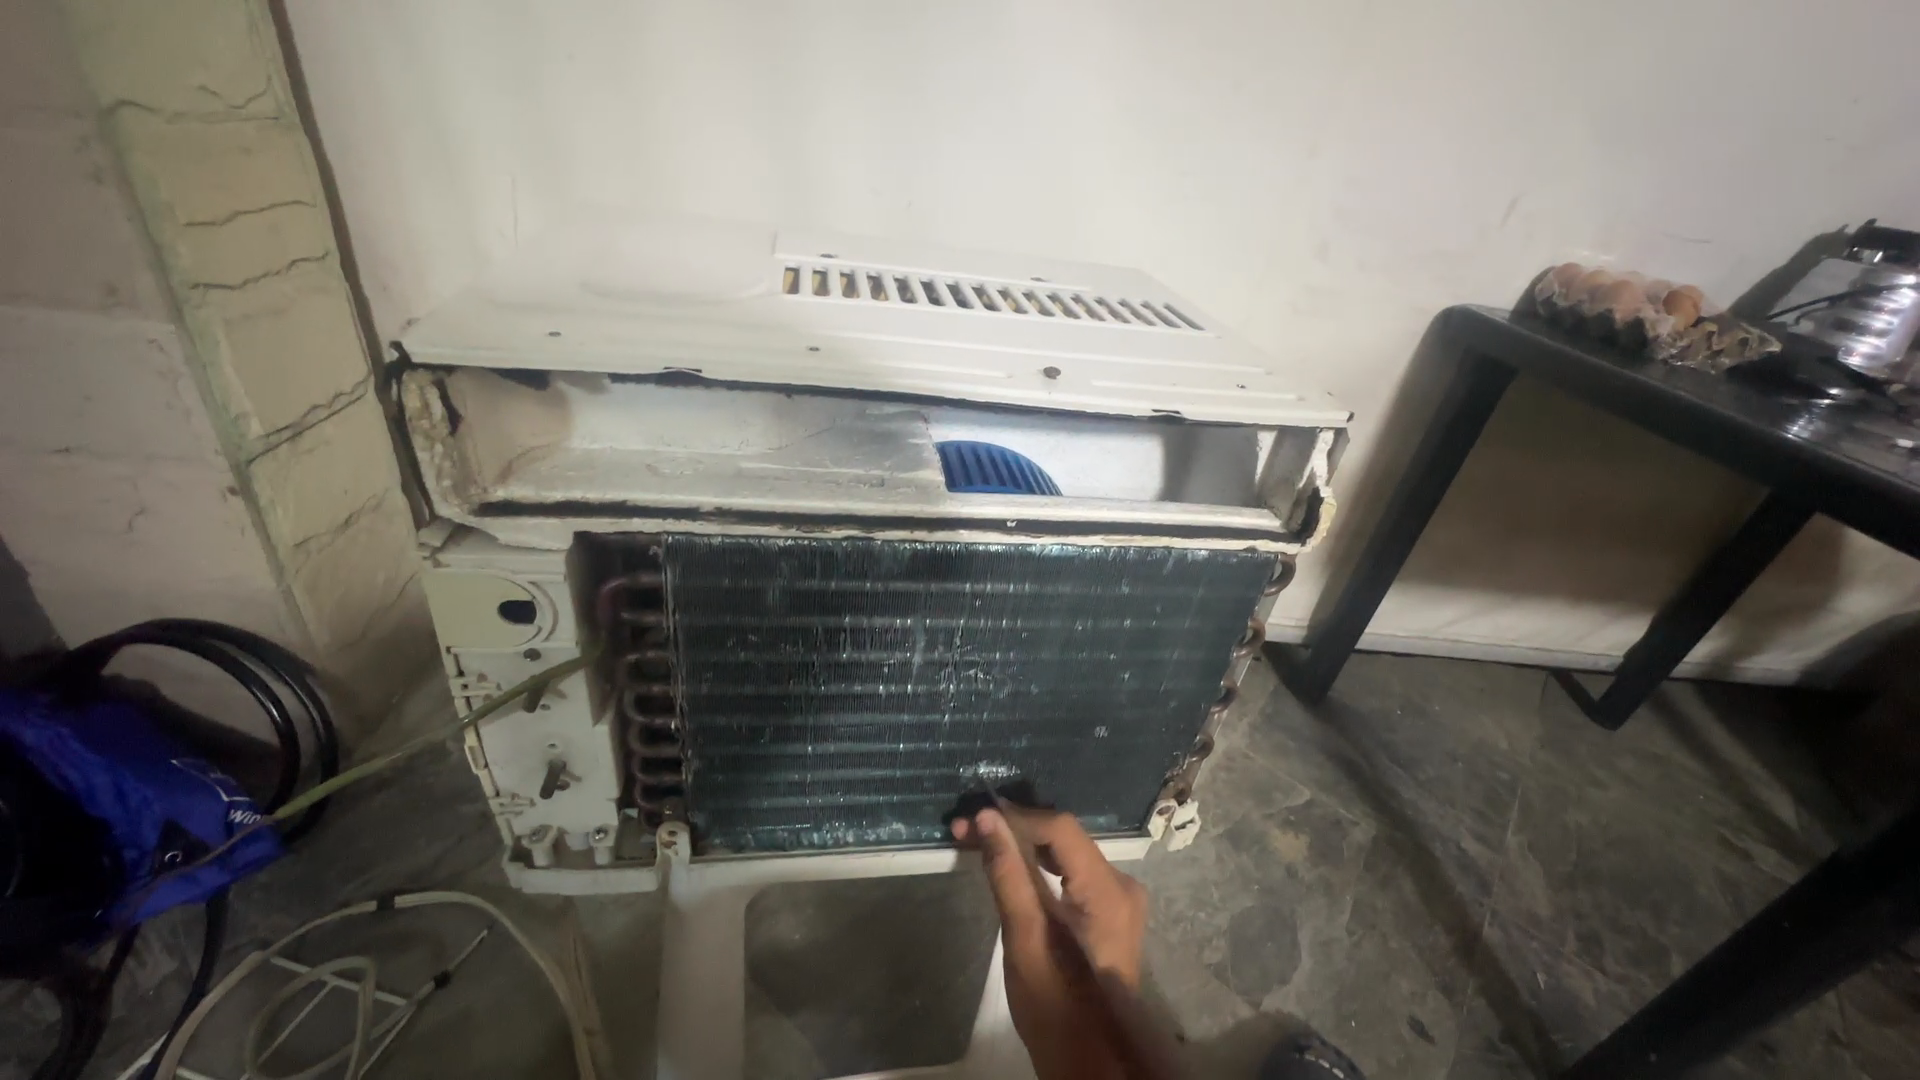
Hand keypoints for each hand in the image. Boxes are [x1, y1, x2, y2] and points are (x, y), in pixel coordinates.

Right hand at [952, 807, 1151, 1079]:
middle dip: (1013, 829)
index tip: (973, 818)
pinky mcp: (1109, 910)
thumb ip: (1008, 872)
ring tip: (977, 841)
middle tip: (965, 830)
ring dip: (1021, 845)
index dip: (1015, 817)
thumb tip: (986, 817)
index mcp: (1107, 889)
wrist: (1090, 1060)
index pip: (1059, 828)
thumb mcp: (1024, 937)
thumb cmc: (1055, 1003)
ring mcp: (1119, 896)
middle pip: (1063, 837)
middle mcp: (1121, 882)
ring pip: (1065, 852)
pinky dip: (1038, 865)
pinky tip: (1008, 864)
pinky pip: (1071, 872)